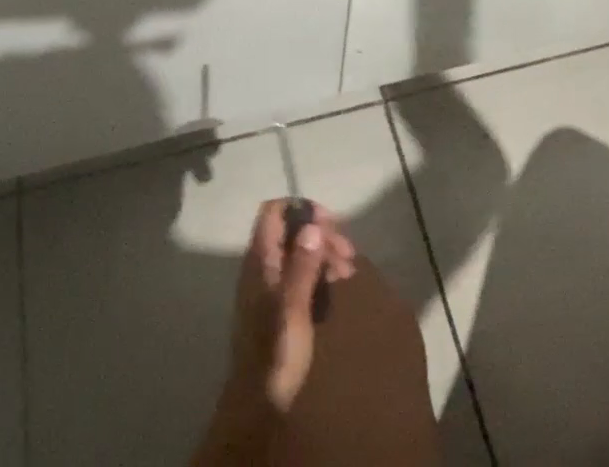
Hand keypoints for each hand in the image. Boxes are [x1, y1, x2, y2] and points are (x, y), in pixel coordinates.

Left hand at [229, 199, 358, 412]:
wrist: (260, 399)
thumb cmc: (276, 350)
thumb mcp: (293, 306)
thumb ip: (302, 265)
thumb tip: (312, 225)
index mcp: (260, 261)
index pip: (272, 213)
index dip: (301, 209)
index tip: (330, 224)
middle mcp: (261, 266)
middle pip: (289, 230)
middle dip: (320, 233)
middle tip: (347, 253)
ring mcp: (268, 284)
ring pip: (297, 251)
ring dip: (323, 253)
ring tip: (348, 270)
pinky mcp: (278, 302)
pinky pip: (299, 273)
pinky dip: (318, 271)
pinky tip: (336, 283)